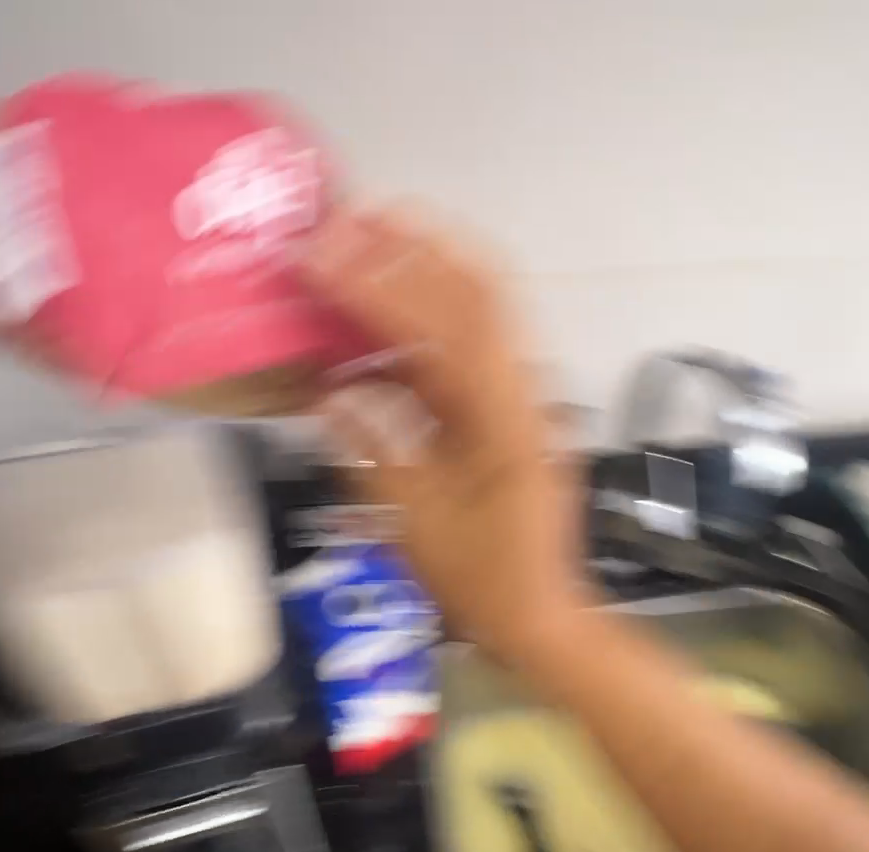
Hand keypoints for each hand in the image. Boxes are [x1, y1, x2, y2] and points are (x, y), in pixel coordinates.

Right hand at [301, 209, 593, 662]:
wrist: (542, 614)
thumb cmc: (484, 582)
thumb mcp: (419, 525)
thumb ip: (374, 452)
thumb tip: (328, 395)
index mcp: (504, 420)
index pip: (447, 325)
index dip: (383, 281)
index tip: (325, 249)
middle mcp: (523, 392)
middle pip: (478, 293)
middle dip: (412, 249)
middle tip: (348, 219)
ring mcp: (522, 398)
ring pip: (481, 311)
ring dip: (425, 269)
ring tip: (366, 238)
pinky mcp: (510, 411)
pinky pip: (469, 348)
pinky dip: (427, 320)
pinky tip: (384, 313)